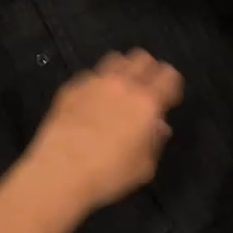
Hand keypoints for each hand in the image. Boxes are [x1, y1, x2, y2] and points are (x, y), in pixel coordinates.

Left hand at [24, 49, 183, 212]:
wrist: (60, 172)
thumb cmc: (109, 174)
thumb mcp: (144, 167)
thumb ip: (155, 142)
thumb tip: (158, 126)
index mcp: (147, 102)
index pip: (169, 75)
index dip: (172, 84)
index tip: (169, 98)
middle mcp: (123, 83)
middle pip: (142, 58)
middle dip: (149, 69)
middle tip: (146, 89)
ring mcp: (95, 82)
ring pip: (116, 59)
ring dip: (123, 70)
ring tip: (119, 89)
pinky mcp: (71, 87)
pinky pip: (90, 75)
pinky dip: (96, 83)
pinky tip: (91, 102)